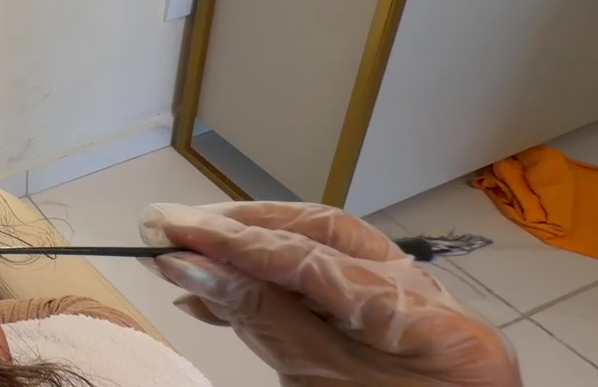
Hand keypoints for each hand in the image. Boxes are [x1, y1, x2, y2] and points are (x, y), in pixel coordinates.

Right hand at [140, 202, 518, 386]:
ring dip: (241, 249)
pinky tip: (210, 294)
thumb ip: (255, 316)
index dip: (234, 242)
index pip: (314, 258)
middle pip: (319, 233)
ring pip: (311, 248)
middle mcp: (428, 298)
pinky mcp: (375, 317)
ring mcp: (406, 305)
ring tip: (180, 255)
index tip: (166, 230)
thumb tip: (180, 260)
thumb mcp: (318, 382)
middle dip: (240, 226)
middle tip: (173, 226)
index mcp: (432, 323)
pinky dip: (256, 281)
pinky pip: (310, 281)